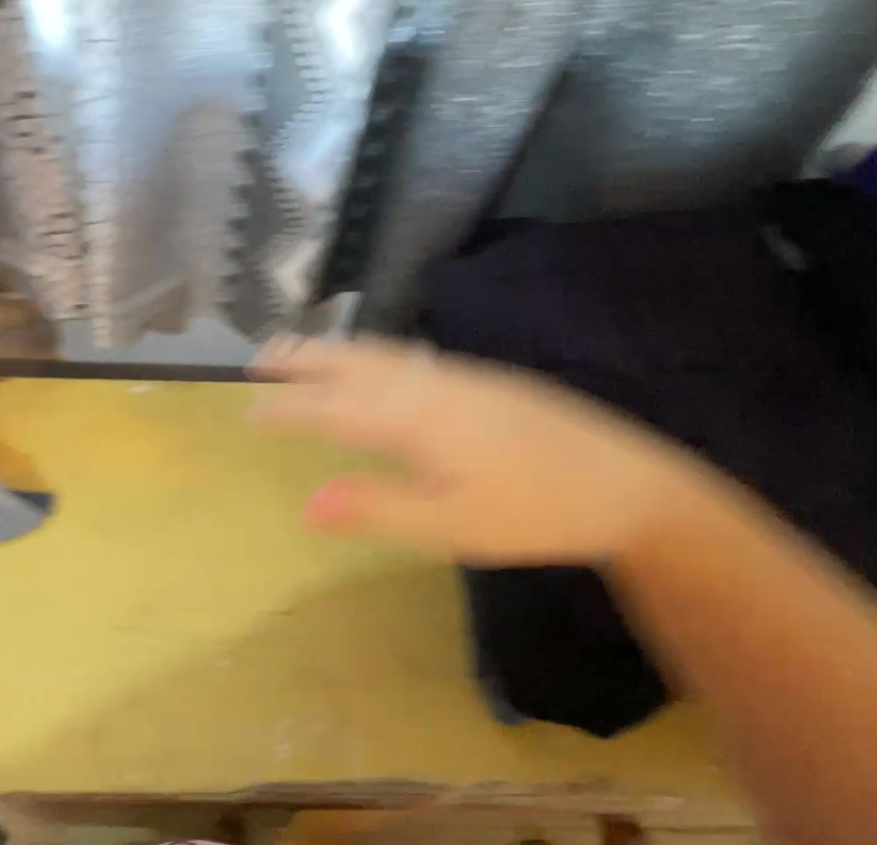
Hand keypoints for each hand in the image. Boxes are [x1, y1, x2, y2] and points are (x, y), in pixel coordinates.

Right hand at [248, 338, 724, 565]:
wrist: (629, 484)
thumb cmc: (534, 513)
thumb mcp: (451, 525)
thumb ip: (376, 508)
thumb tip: (303, 505)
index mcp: (414, 417)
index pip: (332, 405)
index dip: (287, 406)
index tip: (247, 410)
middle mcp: (429, 383)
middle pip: (353, 361)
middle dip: (303, 357)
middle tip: (260, 358)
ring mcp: (459, 376)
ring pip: (382, 353)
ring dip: (335, 350)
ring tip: (304, 351)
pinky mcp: (482, 380)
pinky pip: (408, 355)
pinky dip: (372, 353)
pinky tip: (380, 363)